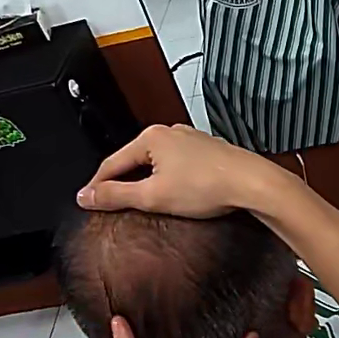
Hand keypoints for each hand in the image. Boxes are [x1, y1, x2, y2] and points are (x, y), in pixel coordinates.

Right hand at [77, 124, 295, 218]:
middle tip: (109, 204)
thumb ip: (116, 196)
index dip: (97, 186)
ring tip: (139, 202)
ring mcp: (189, 140)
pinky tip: (171, 194)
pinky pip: (175, 165)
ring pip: (156, 162)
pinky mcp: (205, 152)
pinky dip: (166, 179)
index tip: (87, 200)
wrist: (251, 183)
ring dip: (145, 181)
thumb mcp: (153, 197)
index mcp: (151, 138)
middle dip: (121, 182)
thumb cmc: (209, 185)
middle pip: (133, 160)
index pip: (111, 163)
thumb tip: (88, 196)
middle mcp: (170, 133)